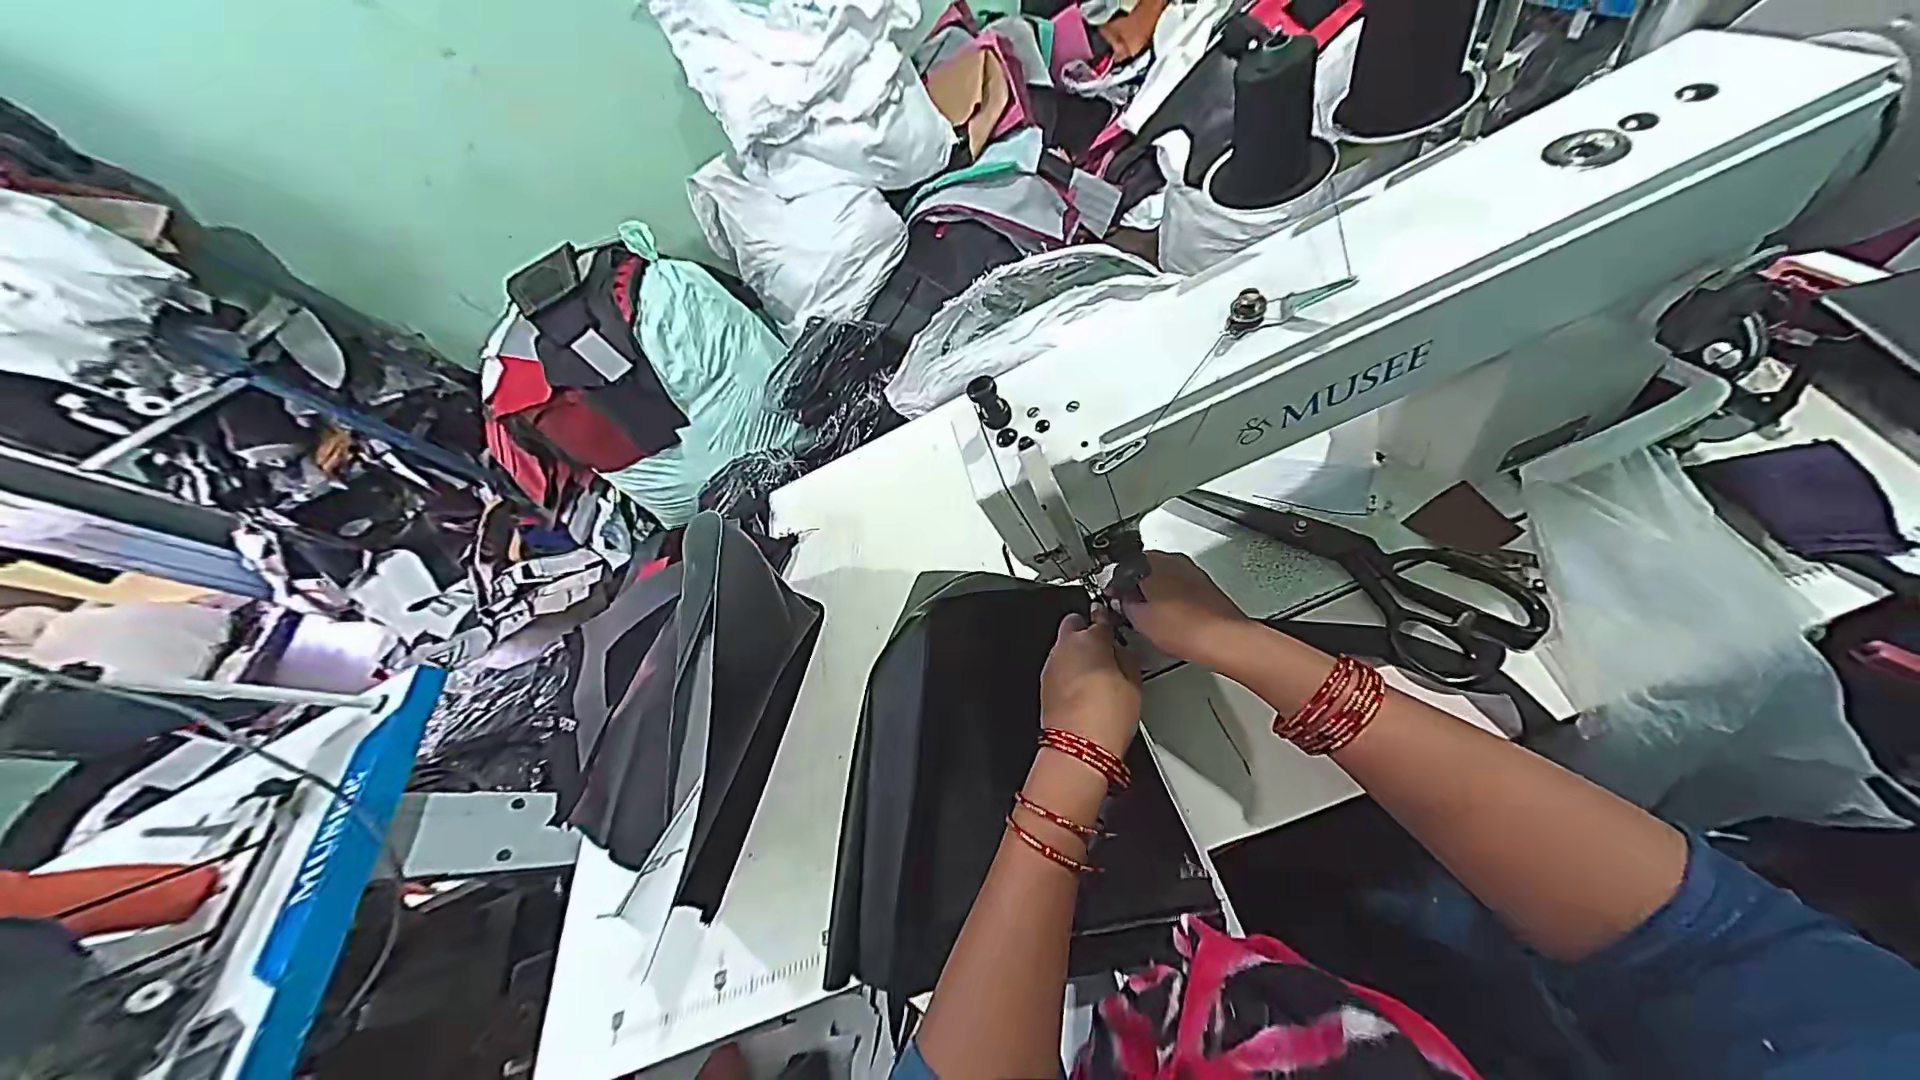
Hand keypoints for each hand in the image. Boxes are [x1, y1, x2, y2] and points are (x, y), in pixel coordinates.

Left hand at [1040, 609, 1140, 755]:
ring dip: (1075, 651)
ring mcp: (1052, 662)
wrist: (1078, 744)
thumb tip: (1123, 653)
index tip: (1111, 626)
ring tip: (1092, 672)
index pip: (1100, 617)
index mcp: (1092, 639)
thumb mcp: (1134, 684)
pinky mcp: (1044, 680)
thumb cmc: (1107, 715)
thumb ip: (1128, 659)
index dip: (1107, 621)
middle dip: (1084, 629)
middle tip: (1101, 647)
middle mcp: (1067, 645)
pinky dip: (1066, 669)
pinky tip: (1080, 687)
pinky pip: (1057, 665)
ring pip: (1062, 645)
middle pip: (1073, 623)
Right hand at [1114, 551, 1251, 667]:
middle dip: (1136, 586)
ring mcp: (1194, 574)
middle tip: (1128, 606)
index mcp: (1154, 562)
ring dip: (1155, 592)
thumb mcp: (1139, 619)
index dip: (1114, 584)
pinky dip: (1173, 600)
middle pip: (1146, 569)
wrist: (1223, 640)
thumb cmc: (1186, 627)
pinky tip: (1170, 620)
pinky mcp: (1207, 589)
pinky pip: (1182, 589)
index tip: (1112, 596)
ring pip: (1165, 578)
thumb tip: (1124, 603)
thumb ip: (1125, 605)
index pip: (1124, 566)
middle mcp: (1175, 561)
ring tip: (1149, 616)